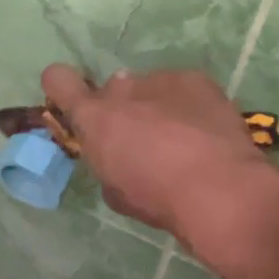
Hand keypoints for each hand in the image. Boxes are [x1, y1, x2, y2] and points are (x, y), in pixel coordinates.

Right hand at [40, 64, 273, 238]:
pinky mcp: (195, 79)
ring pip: (150, 88)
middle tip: (145, 141)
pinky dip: (187, 104)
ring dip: (157, 107)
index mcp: (94, 118)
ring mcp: (160, 79)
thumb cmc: (160, 199)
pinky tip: (204, 132)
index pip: (58, 80)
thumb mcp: (117, 192)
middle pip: (113, 90)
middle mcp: (122, 88)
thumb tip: (119, 154)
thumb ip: (108, 162)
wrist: (220, 190)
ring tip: (184, 140)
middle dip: (123, 110)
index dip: (63, 89)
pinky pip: (181, 87)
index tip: (76, 107)